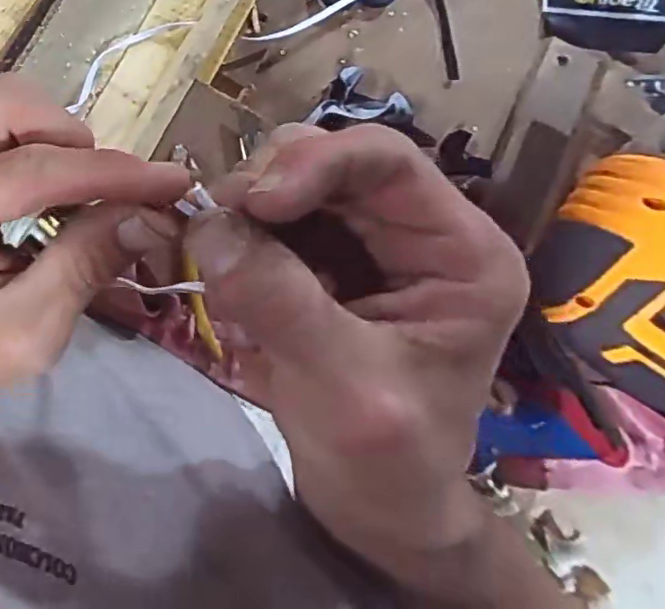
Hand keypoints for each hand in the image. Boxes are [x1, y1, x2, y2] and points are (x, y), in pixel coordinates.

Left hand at [0, 76, 191, 406]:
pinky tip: (60, 192)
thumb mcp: (30, 331)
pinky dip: (50, 144)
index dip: (105, 173)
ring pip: (13, 104)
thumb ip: (84, 265)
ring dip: (63, 140)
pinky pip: (12, 121)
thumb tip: (150, 214)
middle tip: (108, 193)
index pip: (27, 171)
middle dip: (73, 141)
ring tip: (81, 196)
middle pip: (10, 105)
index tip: (171, 184)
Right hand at [185, 124, 537, 599]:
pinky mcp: (319, 253)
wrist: (375, 505)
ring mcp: (361, 237)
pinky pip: (264, 214)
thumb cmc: (387, 461)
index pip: (385, 159)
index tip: (255, 203)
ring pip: (285, 178)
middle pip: (326, 158)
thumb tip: (207, 223)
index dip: (314, 162)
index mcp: (457, 251)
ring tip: (220, 264)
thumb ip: (279, 302)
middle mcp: (411, 227)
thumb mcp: (342, 387)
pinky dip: (234, 233)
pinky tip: (228, 277)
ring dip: (242, 211)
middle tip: (216, 228)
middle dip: (264, 186)